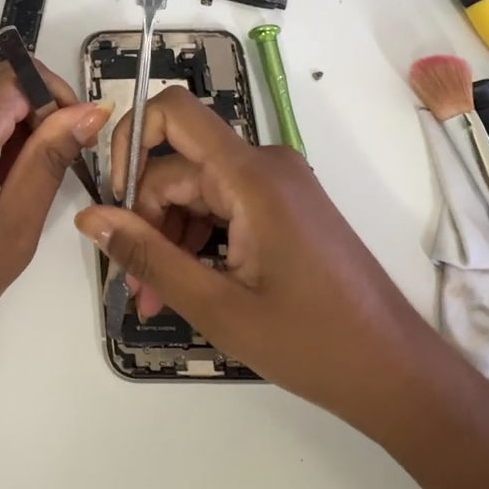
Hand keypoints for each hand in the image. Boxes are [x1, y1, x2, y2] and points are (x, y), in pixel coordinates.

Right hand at [79, 86, 433, 420]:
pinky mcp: (284, 208)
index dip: (130, 138)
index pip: (173, 113)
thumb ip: (147, 255)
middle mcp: (265, 166)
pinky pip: (222, 206)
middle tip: (136, 284)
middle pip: (177, 166)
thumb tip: (89, 216)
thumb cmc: (313, 343)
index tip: (114, 200)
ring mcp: (278, 186)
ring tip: (158, 298)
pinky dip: (197, 240)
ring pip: (196, 190)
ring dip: (169, 236)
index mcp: (252, 176)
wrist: (399, 376)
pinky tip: (187, 286)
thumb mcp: (216, 305)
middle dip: (146, 218)